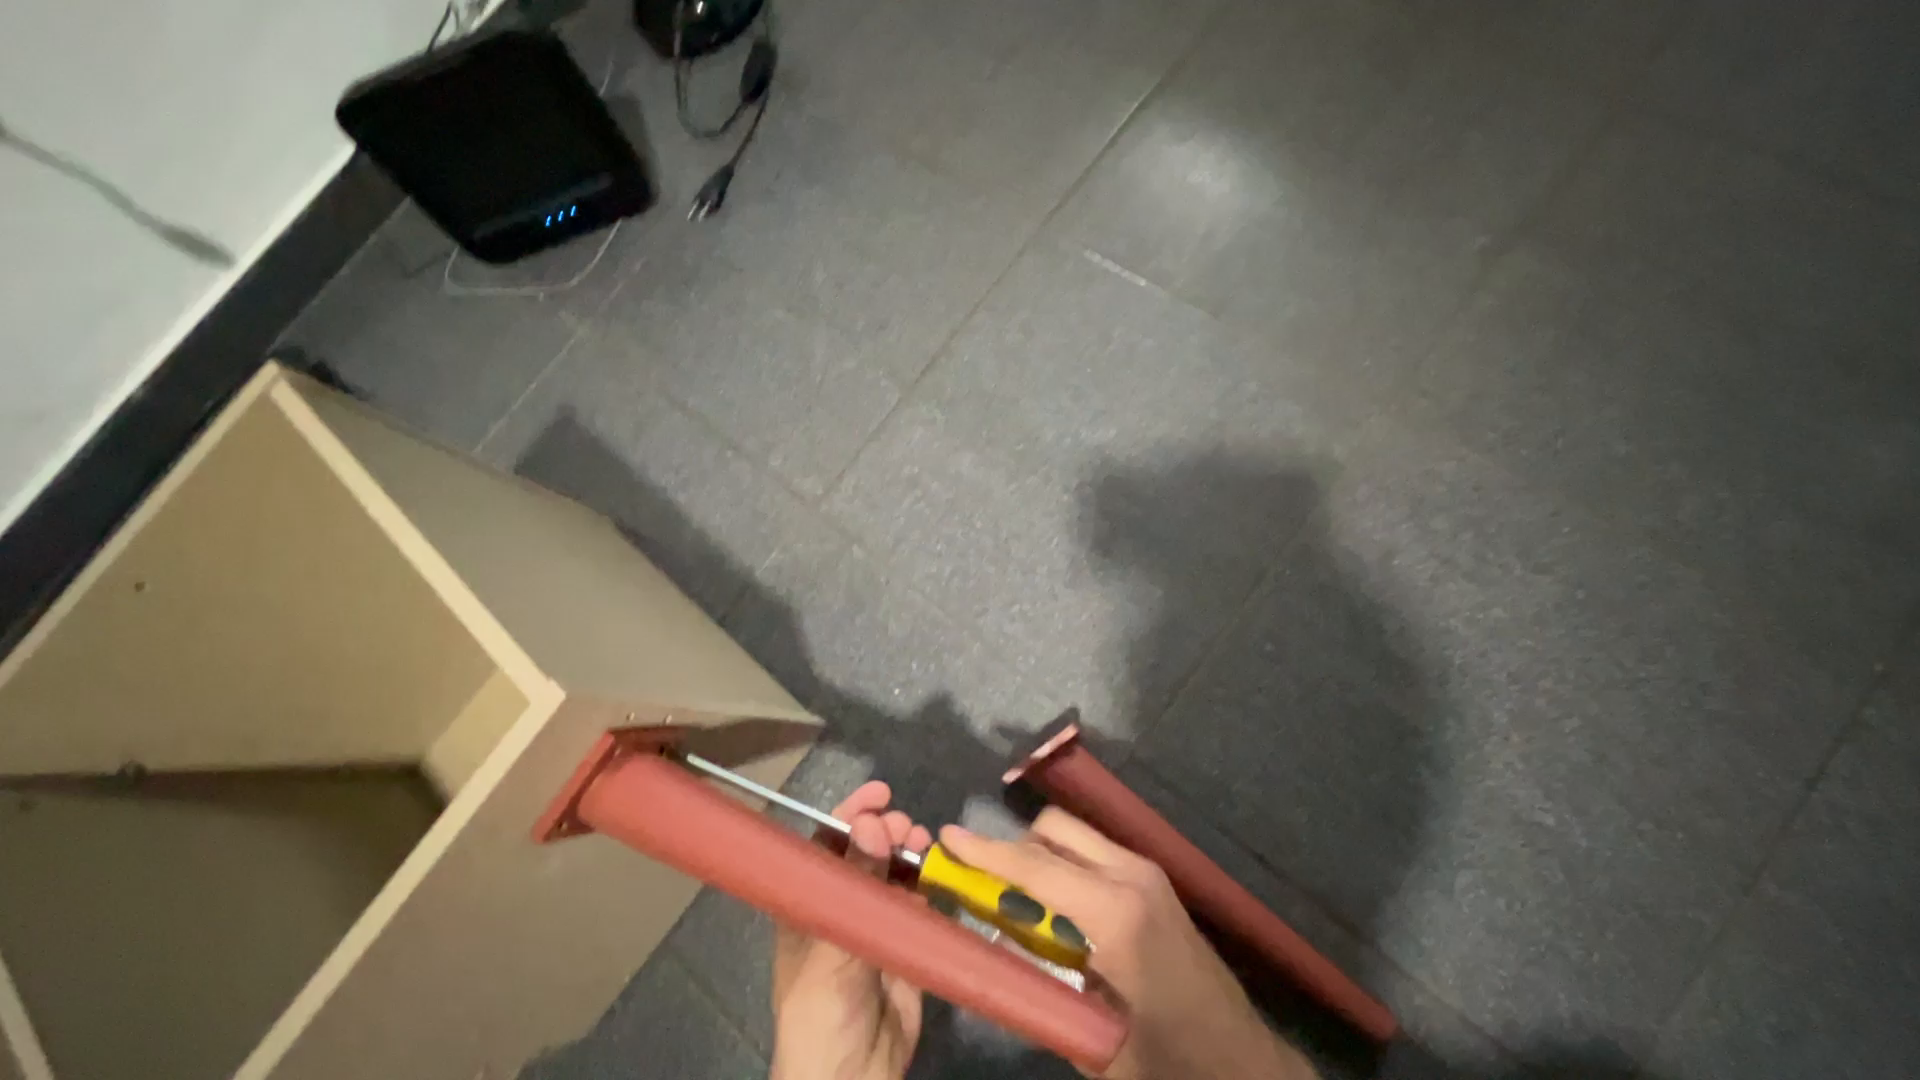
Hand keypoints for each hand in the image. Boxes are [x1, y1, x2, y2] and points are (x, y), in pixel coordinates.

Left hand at [770, 781, 933, 1079]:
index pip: (827, 844)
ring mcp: (878, 926)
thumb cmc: (820, 1013)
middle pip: (868, 854)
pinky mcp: (908, 946)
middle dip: (886, 832)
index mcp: (809, 903)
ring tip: (925, 845)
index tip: (878, 792)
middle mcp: (844, 907)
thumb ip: (854, 886)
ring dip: (912, 855)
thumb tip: (872, 824)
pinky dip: (933, 887)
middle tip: (907, 827)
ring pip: (898, 875)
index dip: (850, 814)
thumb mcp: (832, 949)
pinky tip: (940, 877)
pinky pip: (922, 906)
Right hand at [941, 809, 1316, 1079]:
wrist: (1242, 1059)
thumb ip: (1039, 986)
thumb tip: (992, 952)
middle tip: (985, 885)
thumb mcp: (1093, 1034)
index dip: (986, 853)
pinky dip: (1064, 865)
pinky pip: (1094, 854)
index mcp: (1116, 912)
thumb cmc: (1168, 1056)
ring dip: (1039, 854)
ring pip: (1076, 835)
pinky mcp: (1154, 882)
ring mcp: (1148, 873)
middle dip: (1013, 848)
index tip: (948, 838)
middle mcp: (1132, 876)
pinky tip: (1057, 910)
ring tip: (1017, 901)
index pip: (1036, 867)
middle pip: (1056, 830)